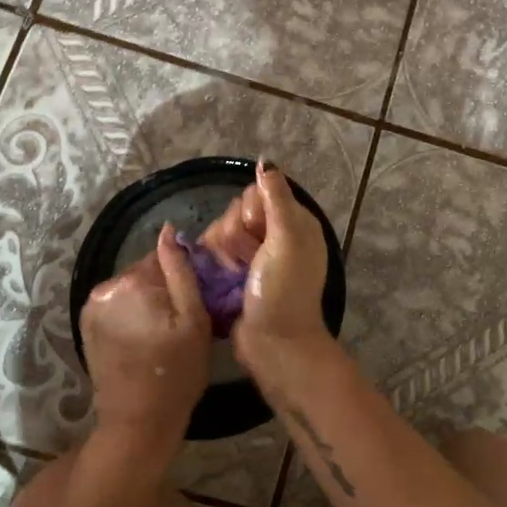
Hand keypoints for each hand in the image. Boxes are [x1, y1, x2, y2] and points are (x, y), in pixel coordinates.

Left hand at [80, 223, 210, 442]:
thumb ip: (181, 270)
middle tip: (180, 322)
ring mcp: (91, 308)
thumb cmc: (176, 372)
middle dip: (163, 289)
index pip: (164, 256)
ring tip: (163, 334)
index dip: (182, 277)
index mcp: (132, 282)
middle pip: (145, 272)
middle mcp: (105, 288)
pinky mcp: (86, 327)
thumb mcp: (194, 319)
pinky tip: (144, 340)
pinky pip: (118, 306)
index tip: (193, 302)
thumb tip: (169, 231)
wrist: (137, 423)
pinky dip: (132, 315)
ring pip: (132, 289)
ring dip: (147, 303)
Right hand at [199, 159, 332, 376]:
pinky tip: (222, 278)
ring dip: (225, 251)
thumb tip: (266, 162)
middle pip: (237, 211)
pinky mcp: (233, 273)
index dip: (252, 210)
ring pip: (222, 230)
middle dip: (237, 233)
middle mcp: (273, 234)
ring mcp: (252, 255)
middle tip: (250, 259)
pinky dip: (216, 262)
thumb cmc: (284, 290)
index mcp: (293, 222)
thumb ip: (276, 198)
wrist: (273, 344)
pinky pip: (213, 251)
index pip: (258, 193)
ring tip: (237, 273)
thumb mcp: (287, 239)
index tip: (260, 232)